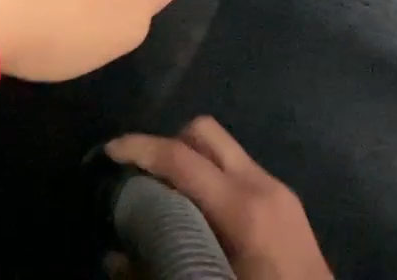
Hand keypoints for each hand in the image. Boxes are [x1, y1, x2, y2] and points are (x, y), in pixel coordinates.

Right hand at [106, 117, 332, 279]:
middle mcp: (263, 186)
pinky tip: (199, 214)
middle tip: (141, 173)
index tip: (109, 151)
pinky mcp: (287, 204)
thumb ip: (155, 273)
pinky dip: (211, 179)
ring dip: (189, 160)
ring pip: (222, 148)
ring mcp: (279, 191)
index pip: (182, 157)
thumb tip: (112, 257)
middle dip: (166, 143)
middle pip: (203, 132)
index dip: (139, 148)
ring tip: (166, 194)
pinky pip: (237, 171)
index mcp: (244, 210)